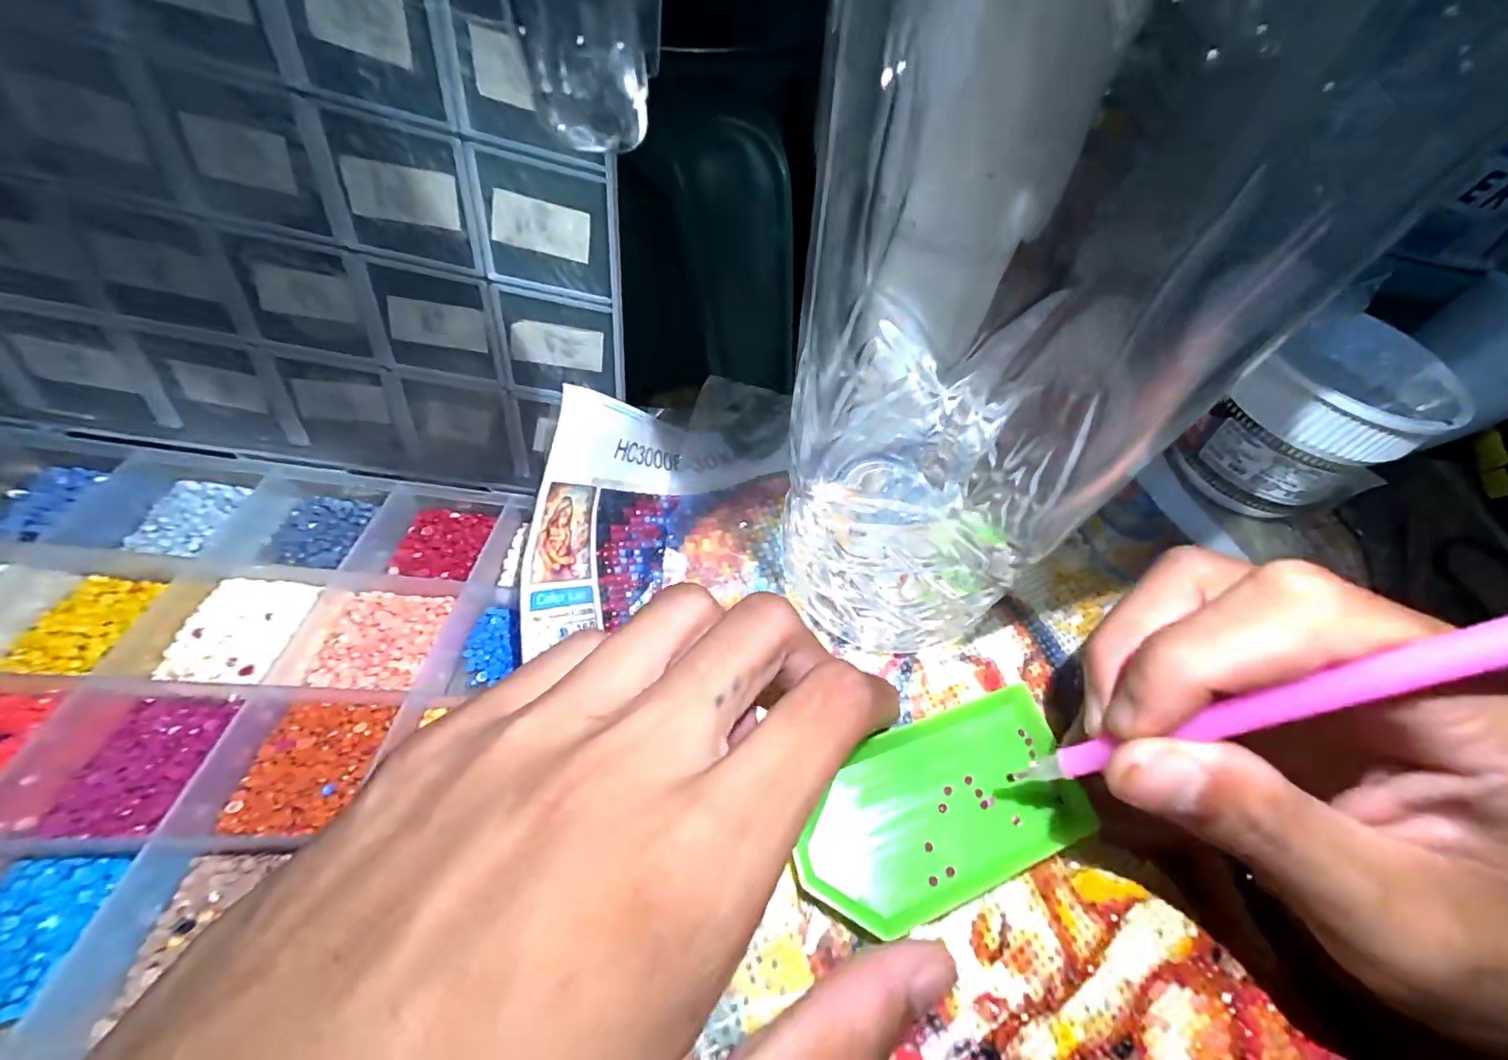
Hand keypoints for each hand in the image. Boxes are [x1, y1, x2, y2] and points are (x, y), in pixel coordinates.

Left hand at [98, 588, 955, 1059]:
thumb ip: (837, 1029)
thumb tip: (939, 967)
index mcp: (704, 852)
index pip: (830, 703)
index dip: (873, 696)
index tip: (873, 722)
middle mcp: (627, 759)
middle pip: (758, 626)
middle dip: (803, 654)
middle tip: (798, 710)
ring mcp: (526, 734)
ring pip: (672, 612)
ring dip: (717, 645)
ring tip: (712, 706)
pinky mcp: (444, 737)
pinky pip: (575, 647)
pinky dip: (625, 663)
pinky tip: (607, 728)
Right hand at [1082, 548, 1507, 1059]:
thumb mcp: (1401, 925)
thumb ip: (1271, 832)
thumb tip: (1127, 767)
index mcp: (1452, 674)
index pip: (1293, 606)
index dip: (1190, 661)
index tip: (1130, 748)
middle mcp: (1379, 632)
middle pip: (1225, 582)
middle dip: (1144, 656)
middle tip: (1112, 751)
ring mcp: (1325, 646)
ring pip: (1192, 596)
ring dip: (1130, 663)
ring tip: (1118, 751)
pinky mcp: (1283, 671)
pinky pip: (1186, 639)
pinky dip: (1139, 684)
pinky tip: (1140, 747)